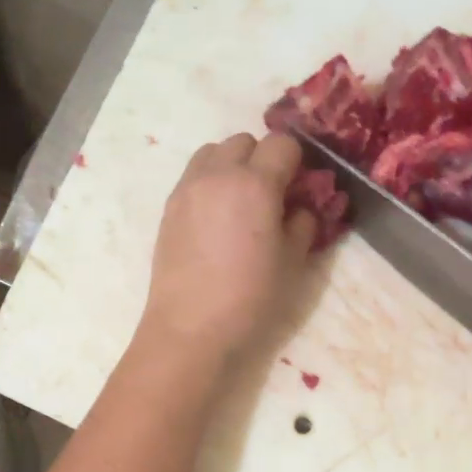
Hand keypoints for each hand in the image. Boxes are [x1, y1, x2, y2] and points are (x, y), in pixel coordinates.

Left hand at [137, 133, 317, 359]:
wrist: (188, 329)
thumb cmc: (248, 299)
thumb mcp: (292, 264)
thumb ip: (303, 225)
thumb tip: (301, 208)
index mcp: (255, 183)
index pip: (283, 144)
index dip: (296, 162)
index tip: (298, 187)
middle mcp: (218, 175)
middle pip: (244, 142)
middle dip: (261, 159)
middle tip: (269, 196)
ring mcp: (187, 190)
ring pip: (212, 153)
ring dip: (230, 166)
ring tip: (238, 203)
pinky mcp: (168, 210)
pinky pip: (192, 178)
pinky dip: (208, 184)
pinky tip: (215, 219)